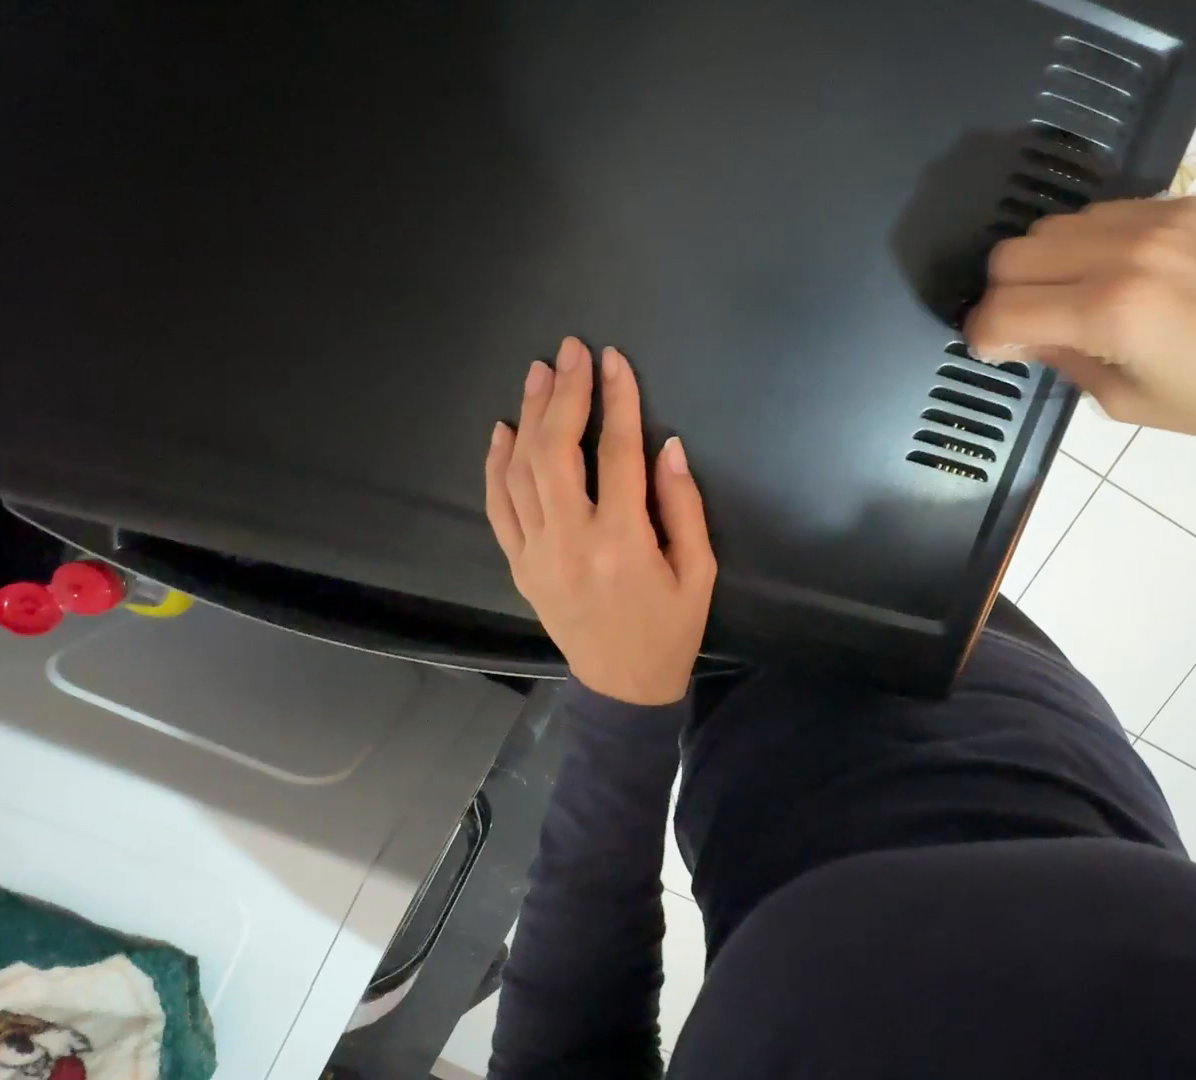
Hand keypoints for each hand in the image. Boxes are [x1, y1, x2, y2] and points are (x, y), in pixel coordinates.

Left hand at [484, 337, 716, 704]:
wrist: (623, 688)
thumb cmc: (671, 629)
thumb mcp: (699, 572)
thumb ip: (685, 507)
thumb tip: (667, 447)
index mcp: (622, 542)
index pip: (616, 453)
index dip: (618, 400)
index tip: (614, 360)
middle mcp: (570, 541)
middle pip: (557, 451)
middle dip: (565, 394)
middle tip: (570, 351)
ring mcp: (535, 553)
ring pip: (520, 470)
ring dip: (529, 416)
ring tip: (539, 374)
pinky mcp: (519, 565)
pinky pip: (498, 506)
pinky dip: (496, 464)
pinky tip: (504, 429)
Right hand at [964, 195, 1195, 446]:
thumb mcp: (1123, 401)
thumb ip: (1062, 358)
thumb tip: (1021, 336)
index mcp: (1113, 312)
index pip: (1005, 309)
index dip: (982, 336)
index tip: (989, 351)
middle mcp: (1127, 252)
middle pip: (1013, 254)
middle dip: (1003, 296)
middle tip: (1024, 328)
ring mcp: (1156, 220)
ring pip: (1050, 227)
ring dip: (1041, 266)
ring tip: (1066, 300)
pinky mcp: (1181, 205)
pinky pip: (1099, 214)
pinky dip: (1084, 245)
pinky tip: (1108, 275)